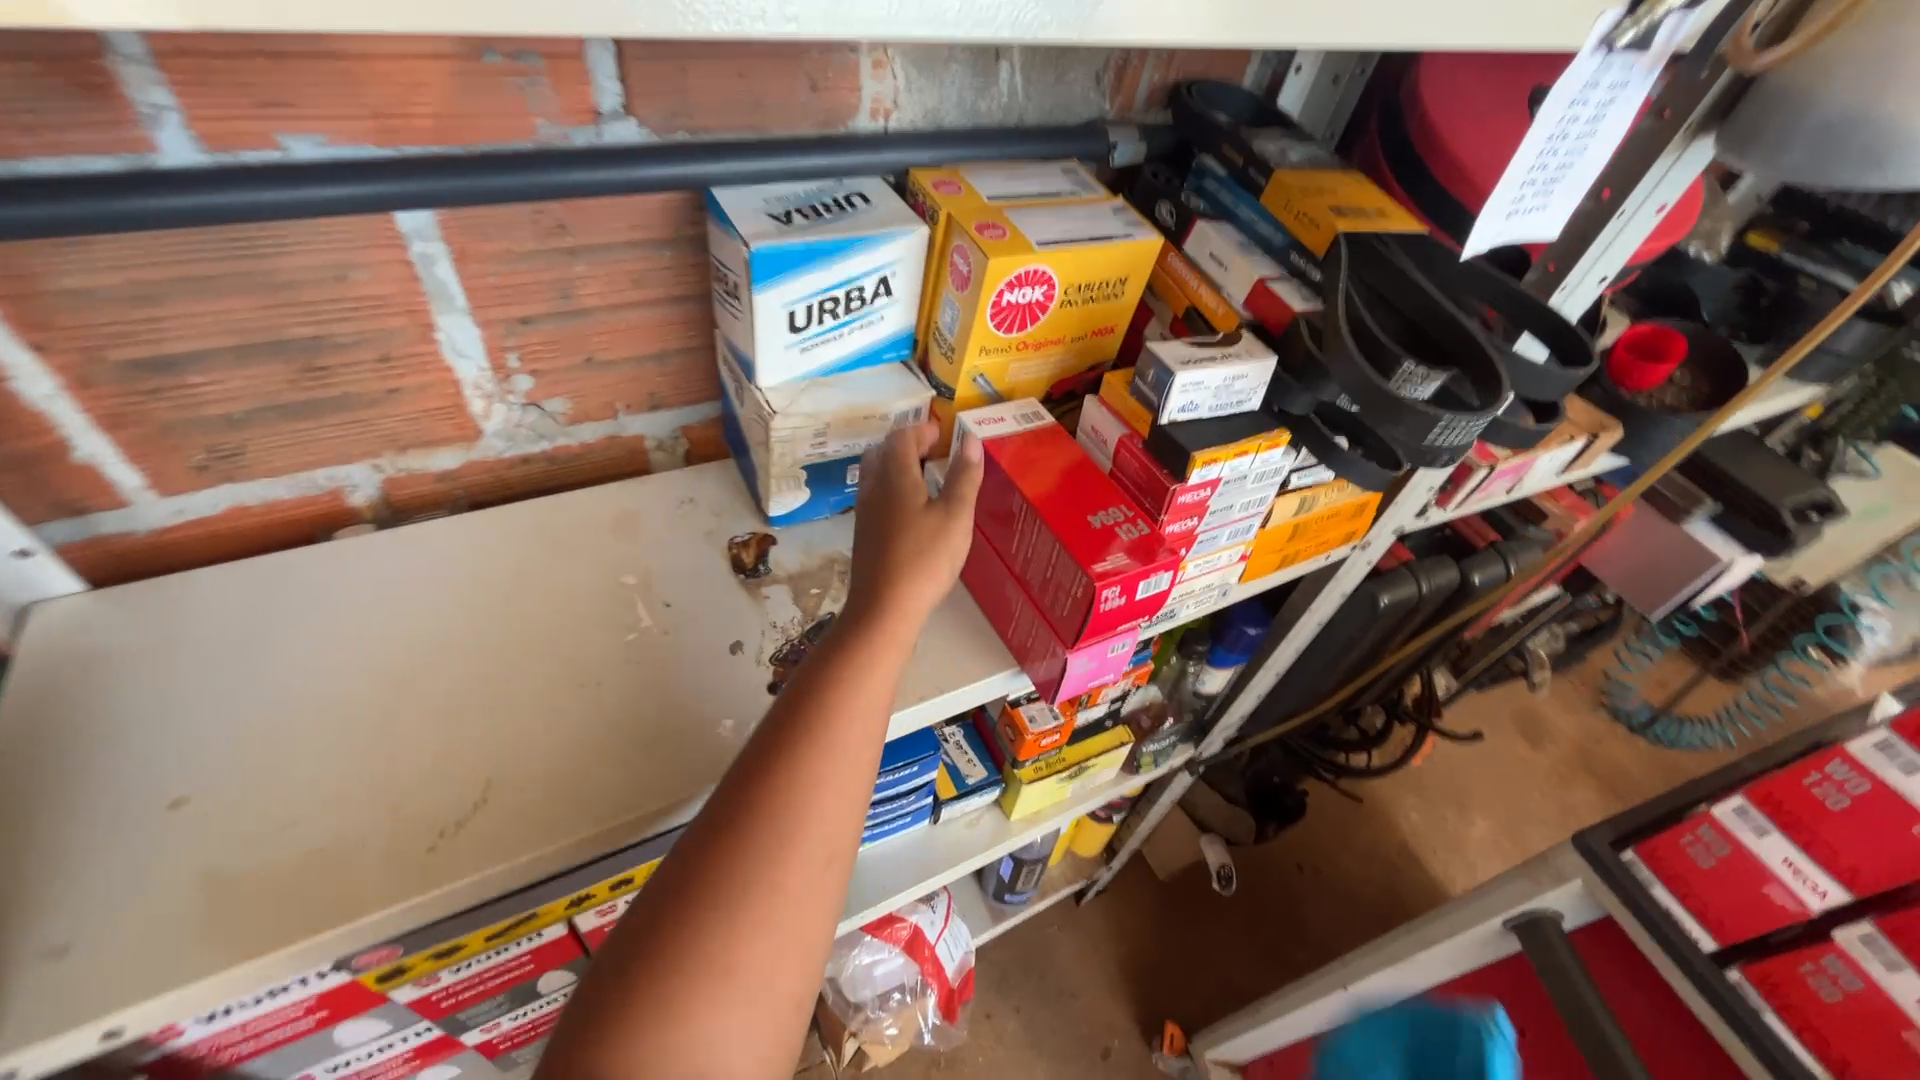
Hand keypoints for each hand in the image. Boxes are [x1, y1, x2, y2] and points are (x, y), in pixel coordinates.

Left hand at [844, 420, 983, 632]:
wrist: (884, 608)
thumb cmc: (924, 559)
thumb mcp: (955, 516)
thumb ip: (963, 476)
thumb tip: (970, 441)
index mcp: (895, 476)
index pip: (902, 437)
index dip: (922, 430)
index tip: (943, 434)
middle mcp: (873, 488)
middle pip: (883, 452)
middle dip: (907, 445)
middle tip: (934, 452)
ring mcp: (864, 512)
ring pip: (876, 475)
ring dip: (898, 467)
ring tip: (926, 478)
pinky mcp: (864, 534)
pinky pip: (876, 496)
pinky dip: (893, 489)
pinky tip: (913, 510)